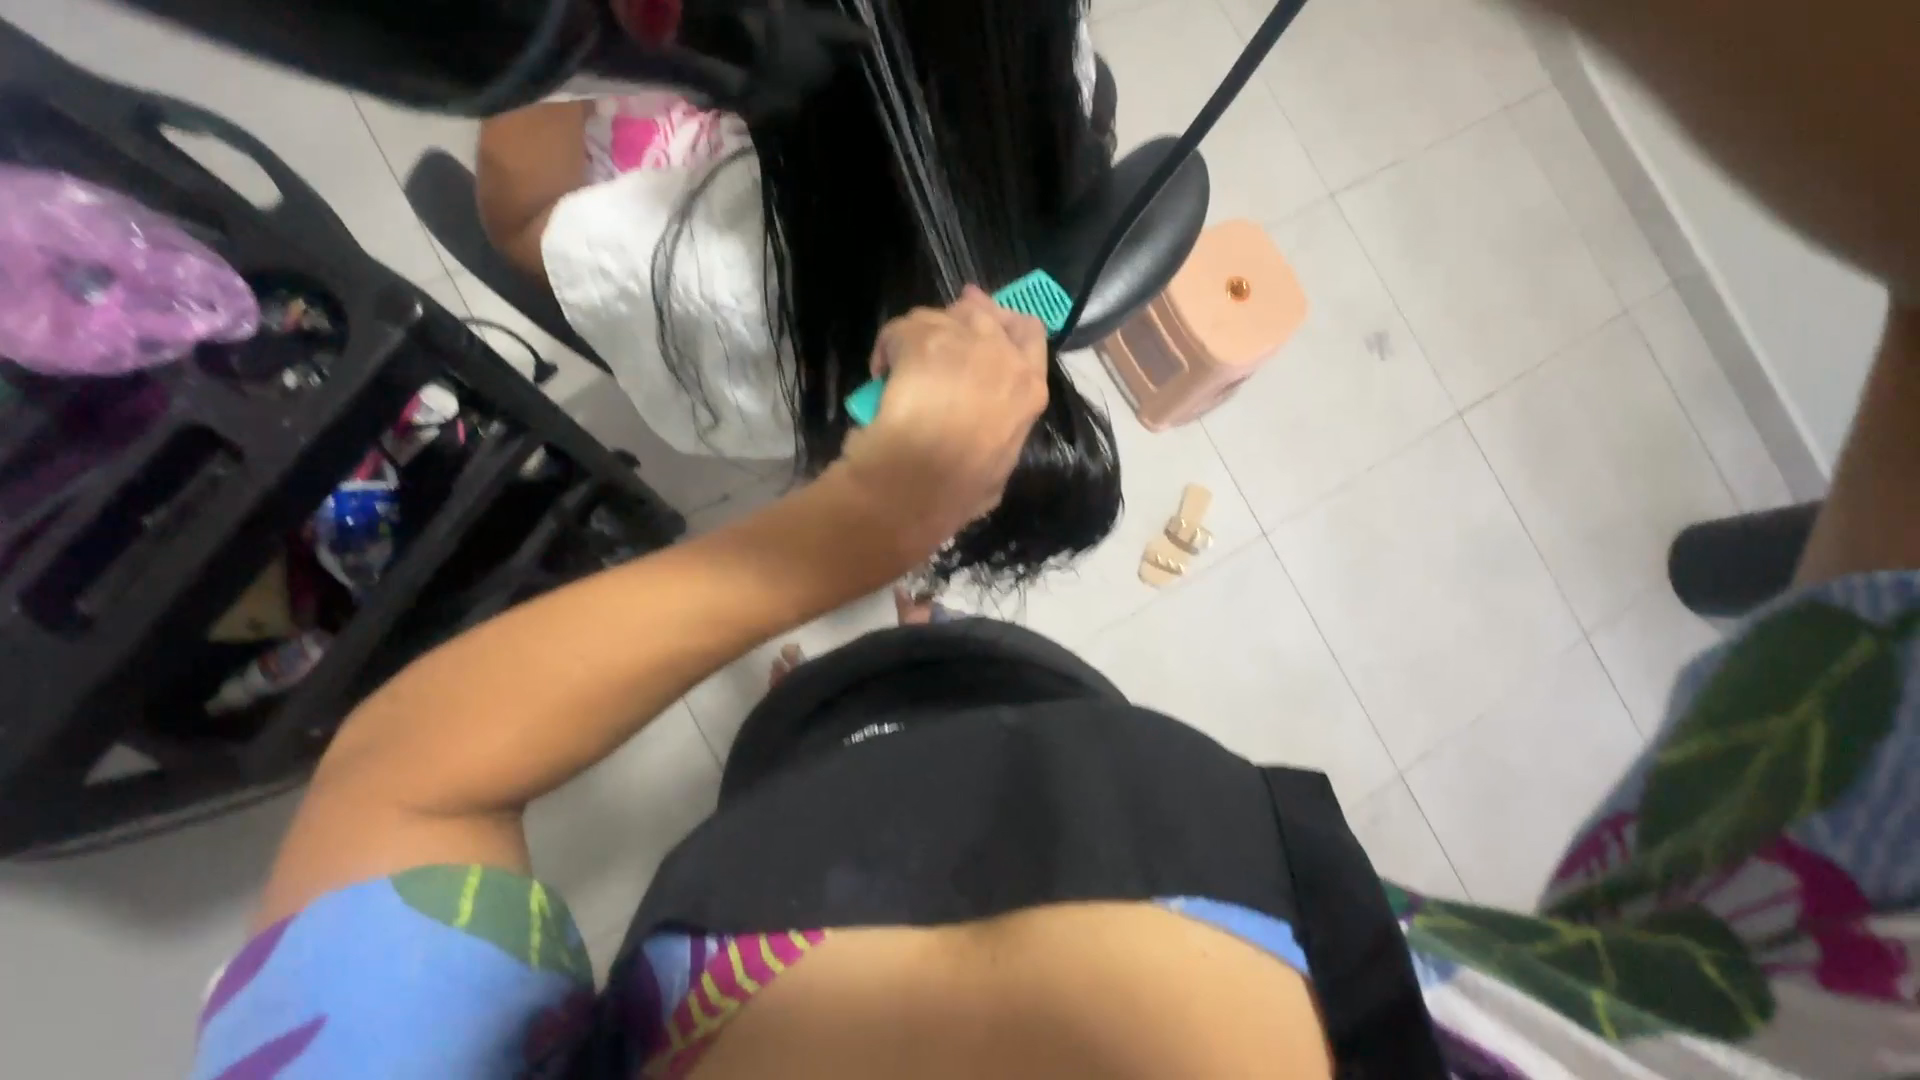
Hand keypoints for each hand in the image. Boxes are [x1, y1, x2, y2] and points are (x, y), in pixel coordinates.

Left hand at [834, 285, 1049, 551]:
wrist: (924, 474)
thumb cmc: (963, 487)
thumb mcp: (998, 474)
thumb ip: (999, 448)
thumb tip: (986, 456)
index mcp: (1028, 390)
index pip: (1031, 335)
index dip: (1008, 326)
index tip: (989, 328)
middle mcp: (1001, 353)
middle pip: (985, 314)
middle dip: (965, 317)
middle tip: (940, 333)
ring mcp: (962, 339)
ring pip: (942, 316)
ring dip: (924, 333)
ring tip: (903, 362)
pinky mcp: (921, 336)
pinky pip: (902, 328)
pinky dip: (888, 348)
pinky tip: (879, 374)